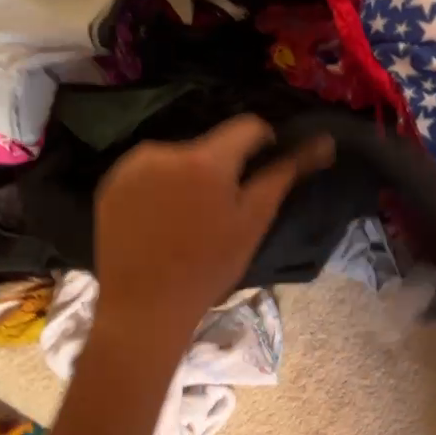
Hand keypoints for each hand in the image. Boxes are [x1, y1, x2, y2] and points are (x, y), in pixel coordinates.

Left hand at [92, 115, 332, 336]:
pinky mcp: (110, 184)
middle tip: (225, 204)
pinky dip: (162, 184)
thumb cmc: (209, 265)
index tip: (262, 172)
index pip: (248, 126)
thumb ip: (286, 172)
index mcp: (205, 159)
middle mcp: (164, 151)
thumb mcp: (255, 218)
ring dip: (192, 173)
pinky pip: (150, 169)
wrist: (144, 308)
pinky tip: (163, 217)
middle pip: (212, 143)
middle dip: (224, 165)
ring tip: (191, 214)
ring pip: (180, 155)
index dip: (263, 143)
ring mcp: (132, 167)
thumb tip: (325, 141)